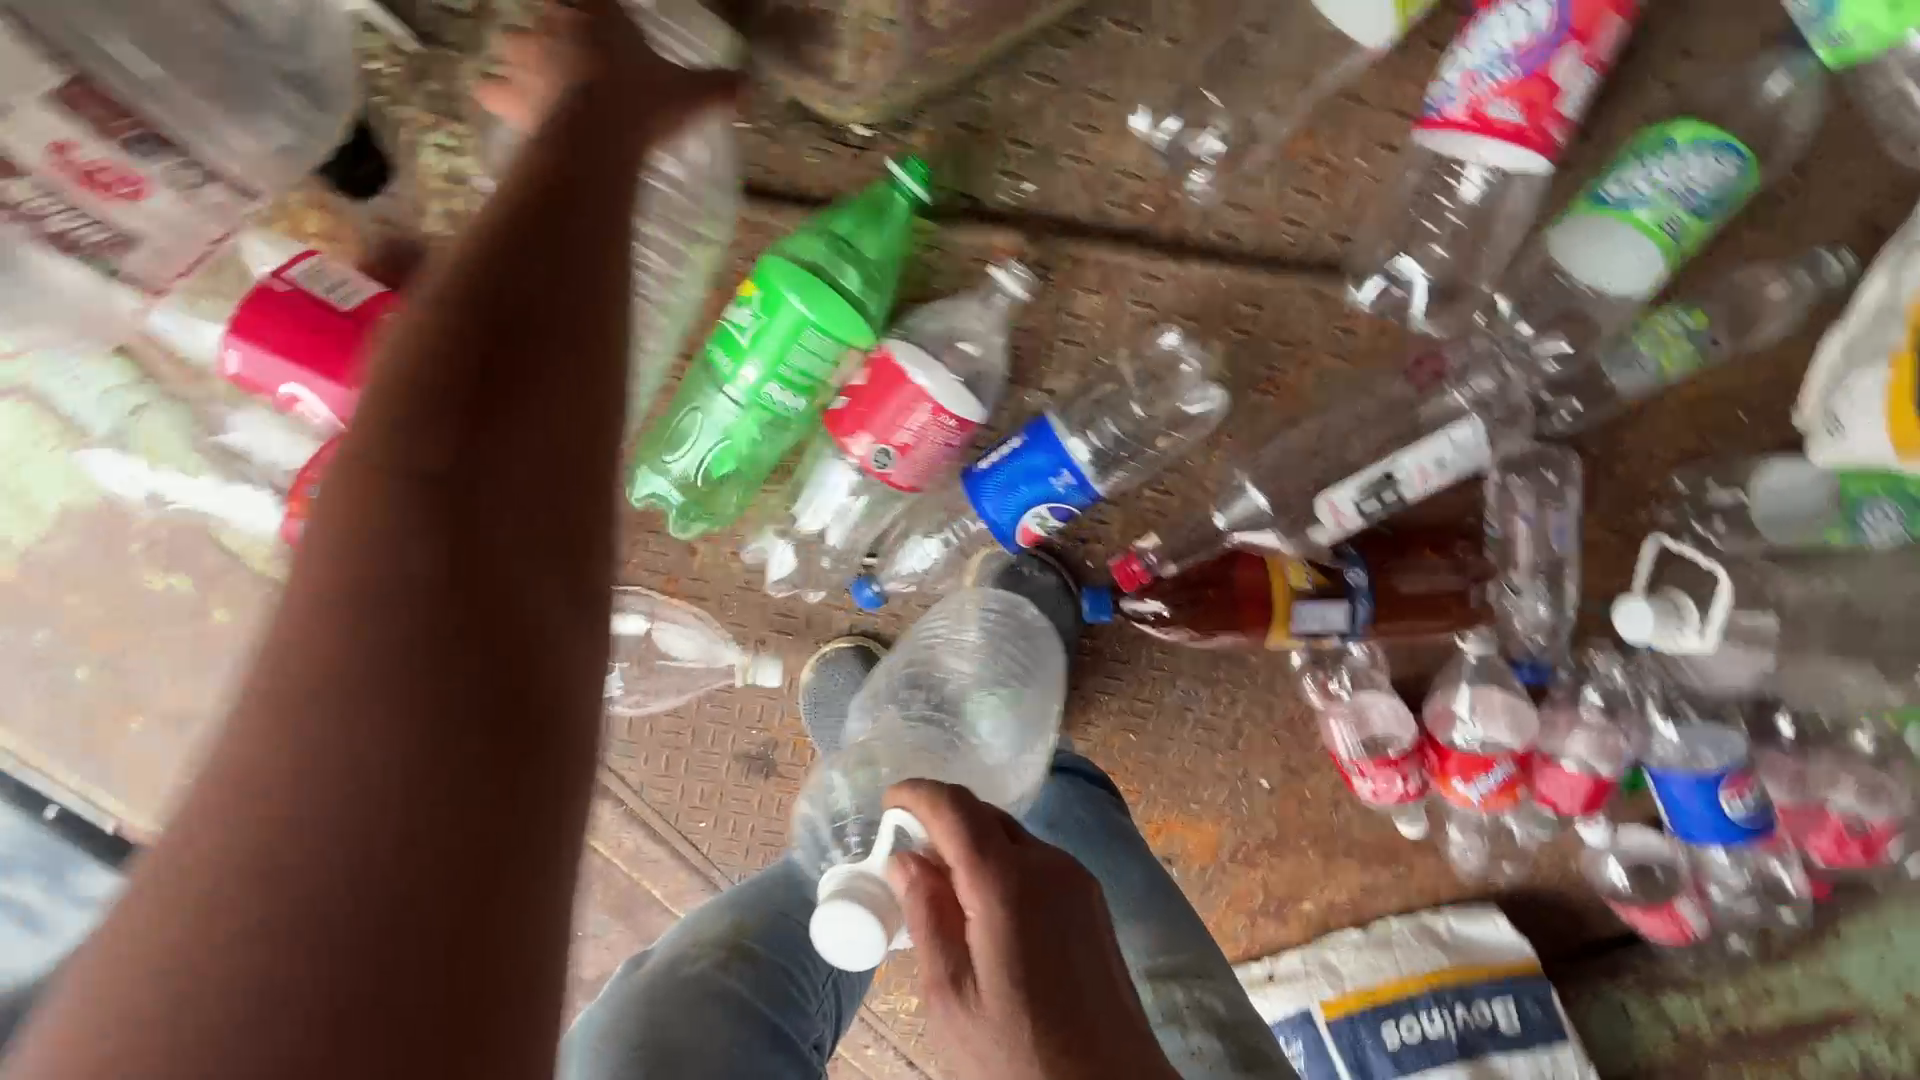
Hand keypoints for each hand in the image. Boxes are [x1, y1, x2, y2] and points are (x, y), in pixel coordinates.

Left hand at [473, 0, 738, 139]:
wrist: (598, 138)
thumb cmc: (643, 103)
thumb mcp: (690, 94)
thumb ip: (718, 86)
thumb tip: (749, 85)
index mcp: (593, 9)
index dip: (593, 11)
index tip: (600, 23)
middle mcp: (551, 22)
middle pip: (546, 15)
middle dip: (556, 34)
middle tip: (579, 62)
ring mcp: (523, 56)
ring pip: (511, 44)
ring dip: (523, 61)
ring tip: (543, 84)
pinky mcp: (507, 95)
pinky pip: (492, 89)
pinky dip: (501, 97)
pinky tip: (514, 109)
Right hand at [885, 781, 1181, 1079]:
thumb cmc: (1021, 1056)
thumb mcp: (953, 998)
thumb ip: (927, 917)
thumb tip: (906, 859)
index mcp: (1009, 884)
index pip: (956, 809)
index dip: (918, 794)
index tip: (887, 801)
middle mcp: (1049, 865)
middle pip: (984, 816)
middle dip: (940, 819)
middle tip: (904, 854)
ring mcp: (1076, 879)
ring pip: (1011, 837)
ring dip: (971, 844)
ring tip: (941, 890)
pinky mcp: (1091, 900)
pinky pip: (1035, 861)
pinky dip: (1001, 864)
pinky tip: (985, 909)